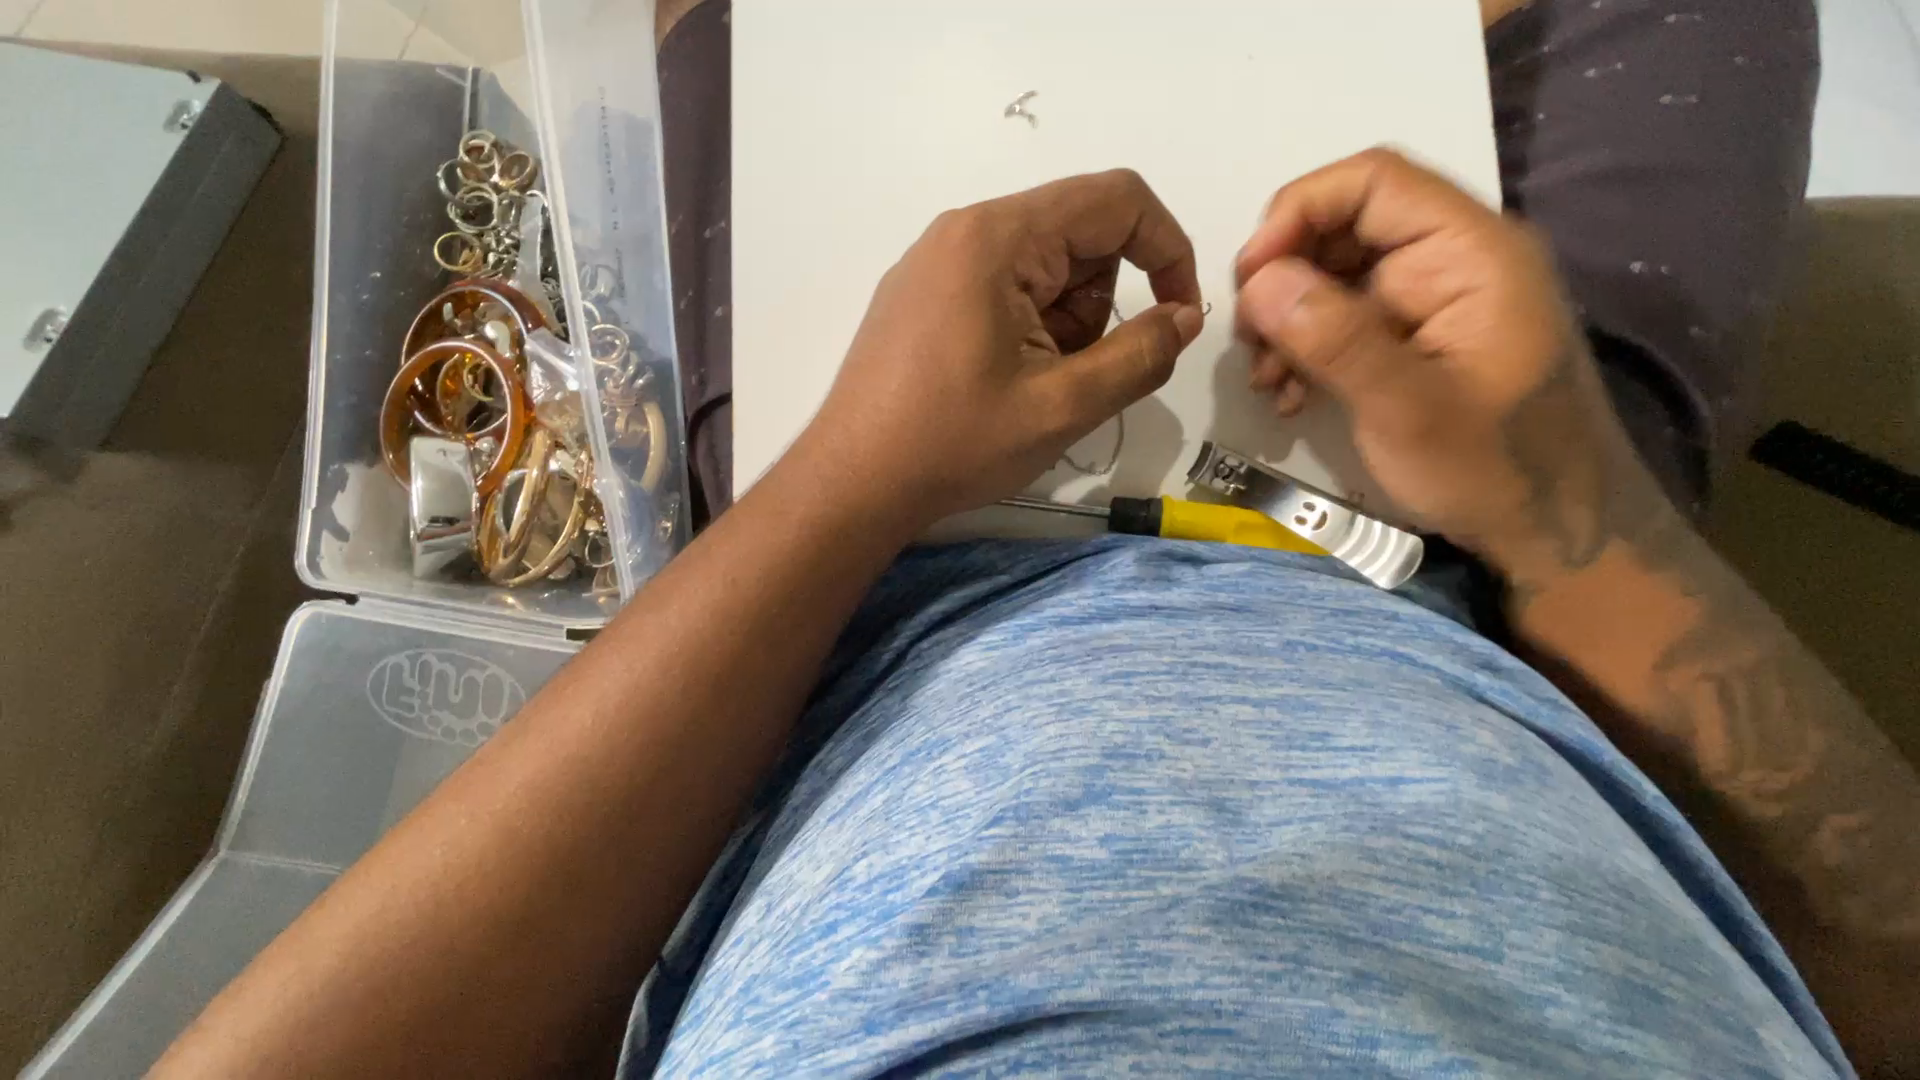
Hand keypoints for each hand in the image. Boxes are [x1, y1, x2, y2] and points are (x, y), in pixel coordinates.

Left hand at [782, 169, 1206, 531]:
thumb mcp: (1063, 406)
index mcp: (998, 237)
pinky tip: (999, 385)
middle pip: (1078, 235)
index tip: (1178, 316)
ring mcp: (935, 263)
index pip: (1117, 200)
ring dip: (1063, 325)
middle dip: (1101, 304)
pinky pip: (1001, 289)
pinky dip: (1026, 329)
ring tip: (1030, 389)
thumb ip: (1140, 355)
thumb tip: (1184, 316)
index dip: (1167, 249)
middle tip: (1074, 375)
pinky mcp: (921, 297)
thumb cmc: (955, 444)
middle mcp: (963, 231)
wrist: (853, 483)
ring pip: (1042, 268)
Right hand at [1233, 148, 1665, 584]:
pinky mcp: (1413, 341)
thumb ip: (1334, 338)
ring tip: (1266, 381)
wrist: (1551, 530)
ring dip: (1286, 321)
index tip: (1250, 278)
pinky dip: (1304, 350)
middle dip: (1283, 277)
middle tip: (1250, 342)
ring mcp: (1430, 303)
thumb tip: (1258, 280)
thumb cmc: (1494, 470)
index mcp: (1468, 253)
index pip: (1372, 182)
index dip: (1298, 212)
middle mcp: (1449, 262)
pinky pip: (1343, 321)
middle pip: (1344, 227)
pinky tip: (1288, 396)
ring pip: (1334, 276)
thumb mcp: (1406, 409)